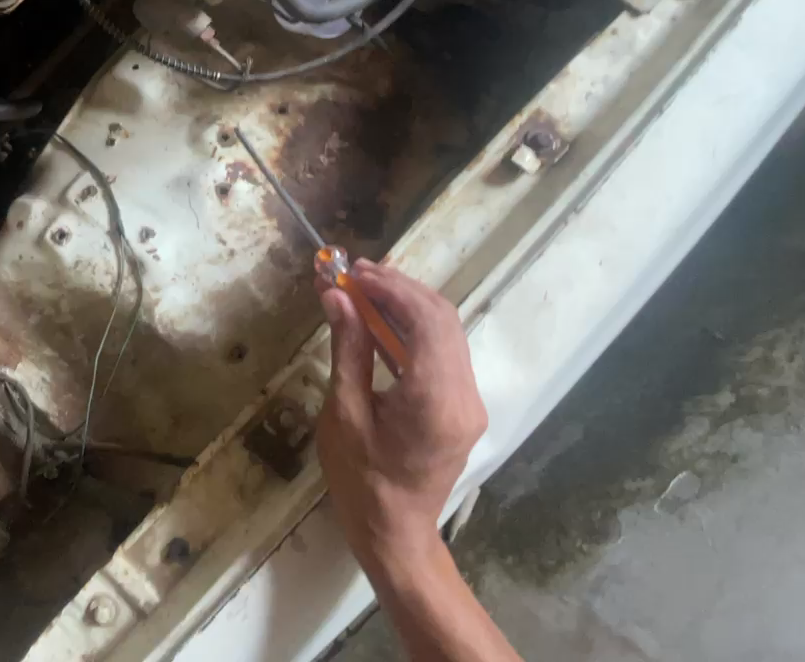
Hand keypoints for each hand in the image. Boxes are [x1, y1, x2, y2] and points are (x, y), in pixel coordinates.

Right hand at [316, 260, 486, 580]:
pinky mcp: (460, 406)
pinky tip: (377, 319)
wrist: (393, 531)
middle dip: (398, 288)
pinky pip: (441, 352)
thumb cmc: (360, 476)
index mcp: (436, 399)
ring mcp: (468, 402)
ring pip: (445, 332)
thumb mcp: (345, 410)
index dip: (391, 288)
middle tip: (352, 272)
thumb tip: (336, 296)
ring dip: (404, 304)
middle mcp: (464, 396)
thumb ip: (347, 347)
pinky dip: (410, 328)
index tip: (351, 272)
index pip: (427, 321)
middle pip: (442, 319)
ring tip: (359, 288)